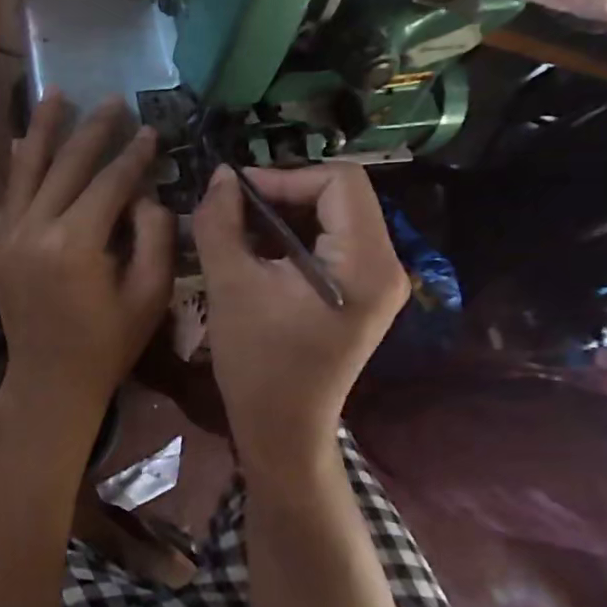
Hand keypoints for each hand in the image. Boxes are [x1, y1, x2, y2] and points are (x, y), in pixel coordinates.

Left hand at [0, 93, 174, 425]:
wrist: (51, 381)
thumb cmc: (109, 343)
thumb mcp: (150, 294)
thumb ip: (154, 234)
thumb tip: (144, 191)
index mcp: (76, 244)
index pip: (110, 183)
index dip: (133, 154)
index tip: (151, 129)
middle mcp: (36, 229)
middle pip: (68, 165)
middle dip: (94, 129)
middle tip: (114, 99)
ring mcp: (10, 235)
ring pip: (28, 169)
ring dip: (44, 129)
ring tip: (57, 92)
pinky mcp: (0, 244)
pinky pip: (10, 192)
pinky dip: (20, 162)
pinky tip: (23, 137)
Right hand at [194, 164, 407, 466]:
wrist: (283, 431)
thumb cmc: (258, 363)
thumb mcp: (230, 285)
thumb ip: (221, 221)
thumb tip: (222, 175)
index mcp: (365, 263)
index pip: (340, 181)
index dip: (286, 176)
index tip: (239, 193)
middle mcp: (386, 265)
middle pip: (343, 194)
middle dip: (286, 191)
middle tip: (238, 205)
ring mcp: (380, 280)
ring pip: (339, 213)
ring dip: (290, 210)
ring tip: (245, 224)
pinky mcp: (365, 292)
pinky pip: (336, 239)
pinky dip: (299, 232)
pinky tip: (263, 247)